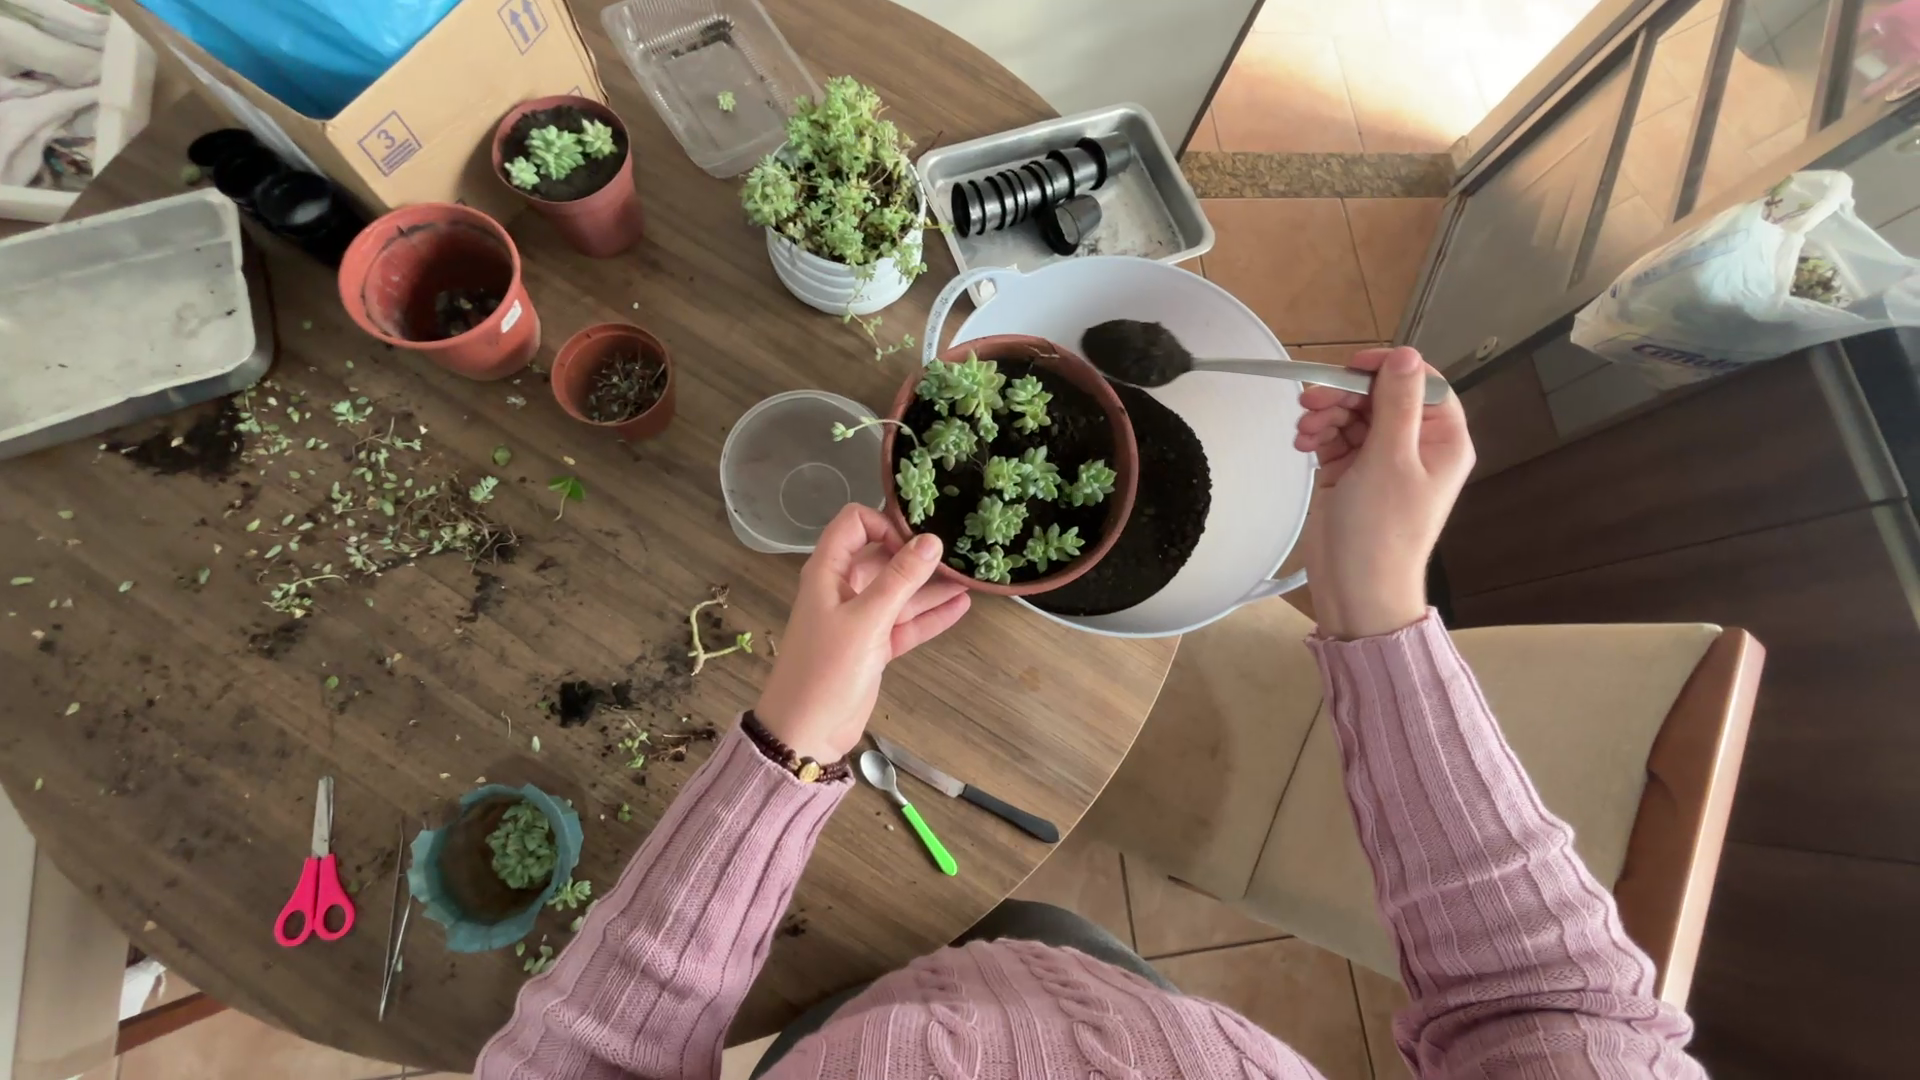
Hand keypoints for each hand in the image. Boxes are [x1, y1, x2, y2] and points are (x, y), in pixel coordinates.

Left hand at [754, 504, 971, 761]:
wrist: (805, 733)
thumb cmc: (825, 669)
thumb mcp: (866, 620)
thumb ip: (901, 579)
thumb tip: (932, 540)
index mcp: (829, 571)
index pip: (855, 523)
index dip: (886, 524)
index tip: (917, 542)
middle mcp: (845, 588)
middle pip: (885, 557)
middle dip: (919, 554)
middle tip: (959, 553)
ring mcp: (861, 618)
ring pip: (901, 592)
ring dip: (932, 586)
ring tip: (971, 577)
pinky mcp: (874, 645)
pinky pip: (906, 622)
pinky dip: (930, 616)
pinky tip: (961, 606)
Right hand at [1293, 347, 1473, 638]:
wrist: (1355, 586)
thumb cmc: (1381, 529)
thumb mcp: (1390, 460)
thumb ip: (1396, 404)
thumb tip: (1405, 355)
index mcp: (1441, 439)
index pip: (1421, 384)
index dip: (1387, 369)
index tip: (1349, 367)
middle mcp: (1413, 445)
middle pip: (1379, 397)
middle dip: (1344, 395)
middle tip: (1308, 401)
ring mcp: (1379, 459)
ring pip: (1352, 415)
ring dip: (1325, 416)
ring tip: (1303, 432)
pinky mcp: (1349, 473)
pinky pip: (1334, 438)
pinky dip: (1317, 435)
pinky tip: (1303, 444)